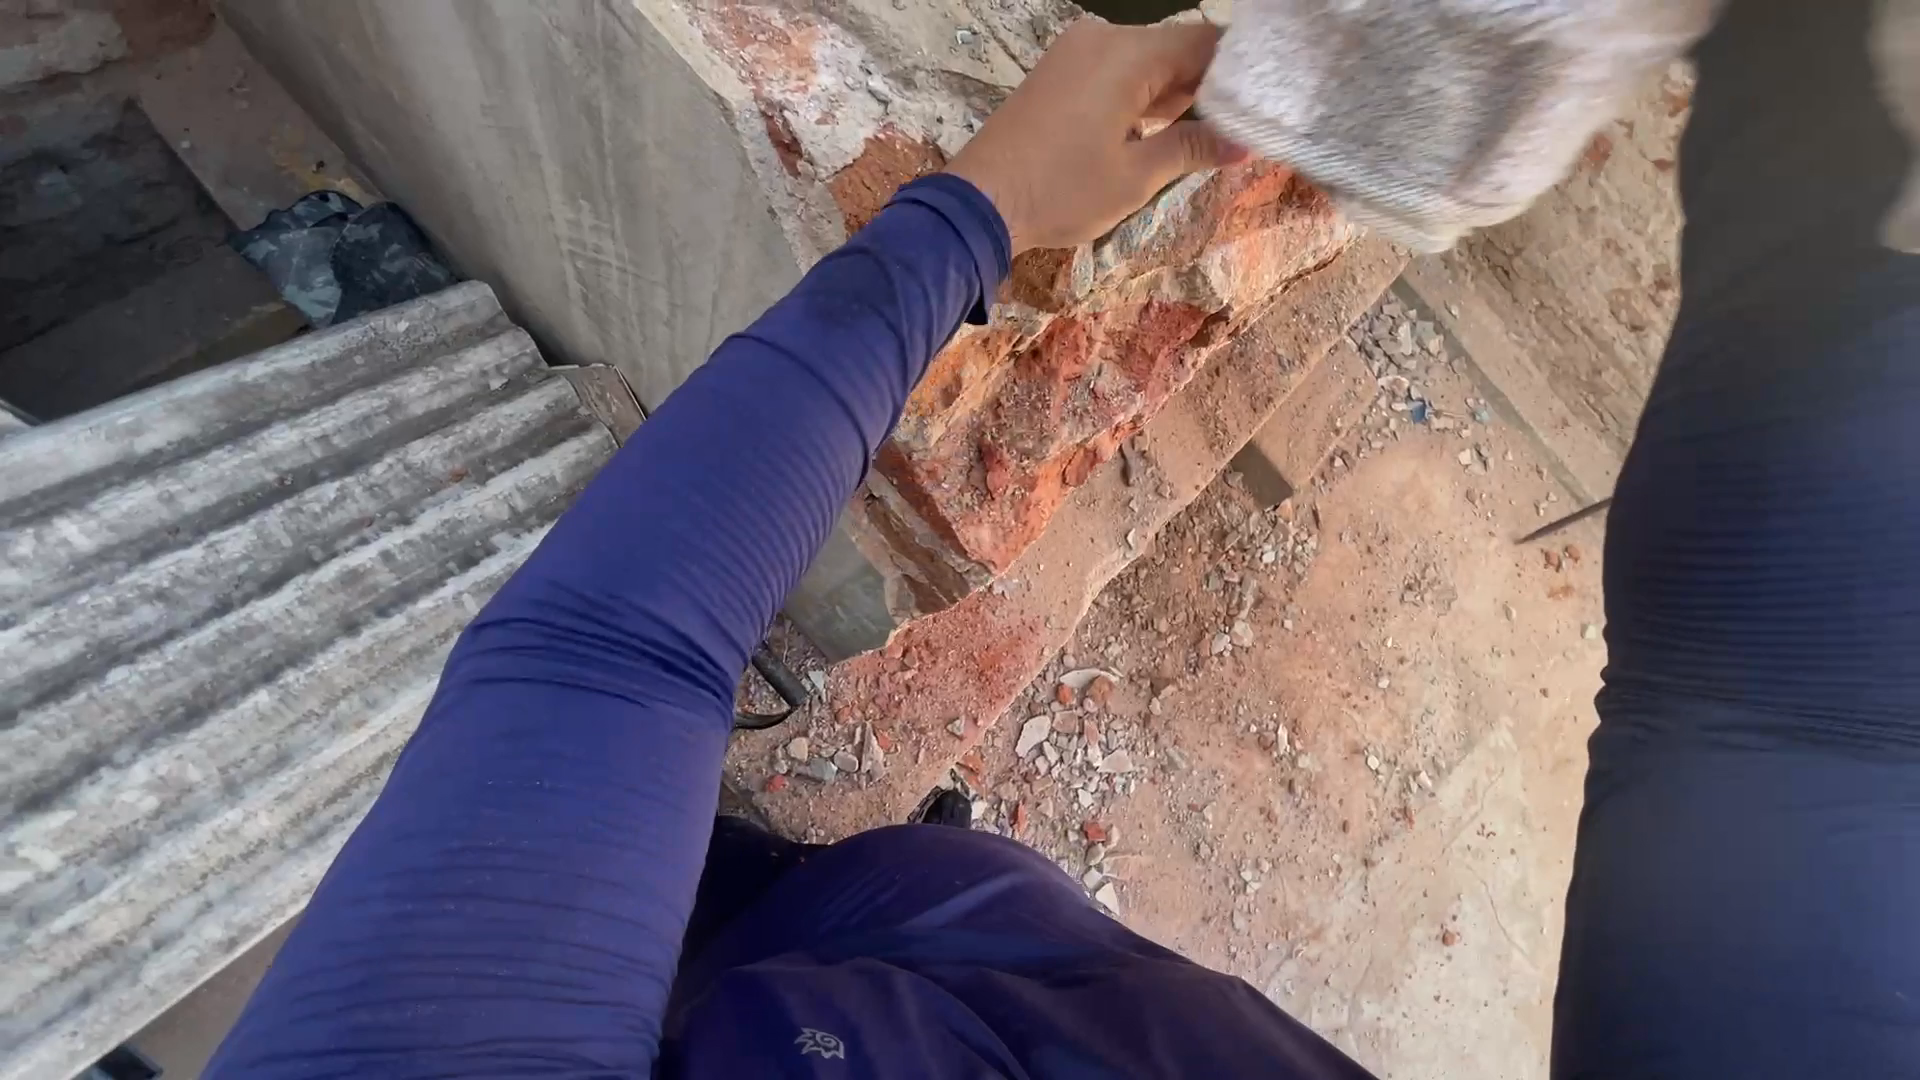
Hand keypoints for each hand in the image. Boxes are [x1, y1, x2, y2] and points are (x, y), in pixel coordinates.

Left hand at [945, 19, 1246, 253]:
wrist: (979, 203)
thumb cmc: (1059, 192)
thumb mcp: (1133, 178)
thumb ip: (1190, 149)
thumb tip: (1242, 142)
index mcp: (1127, 53)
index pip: (1203, 43)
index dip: (1234, 76)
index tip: (1252, 111)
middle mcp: (1101, 37)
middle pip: (1171, 50)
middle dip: (1200, 90)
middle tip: (1223, 136)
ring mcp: (1072, 52)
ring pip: (1140, 64)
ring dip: (1165, 98)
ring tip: (1185, 143)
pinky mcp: (1054, 73)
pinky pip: (1109, 74)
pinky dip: (1132, 99)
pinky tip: (1142, 135)